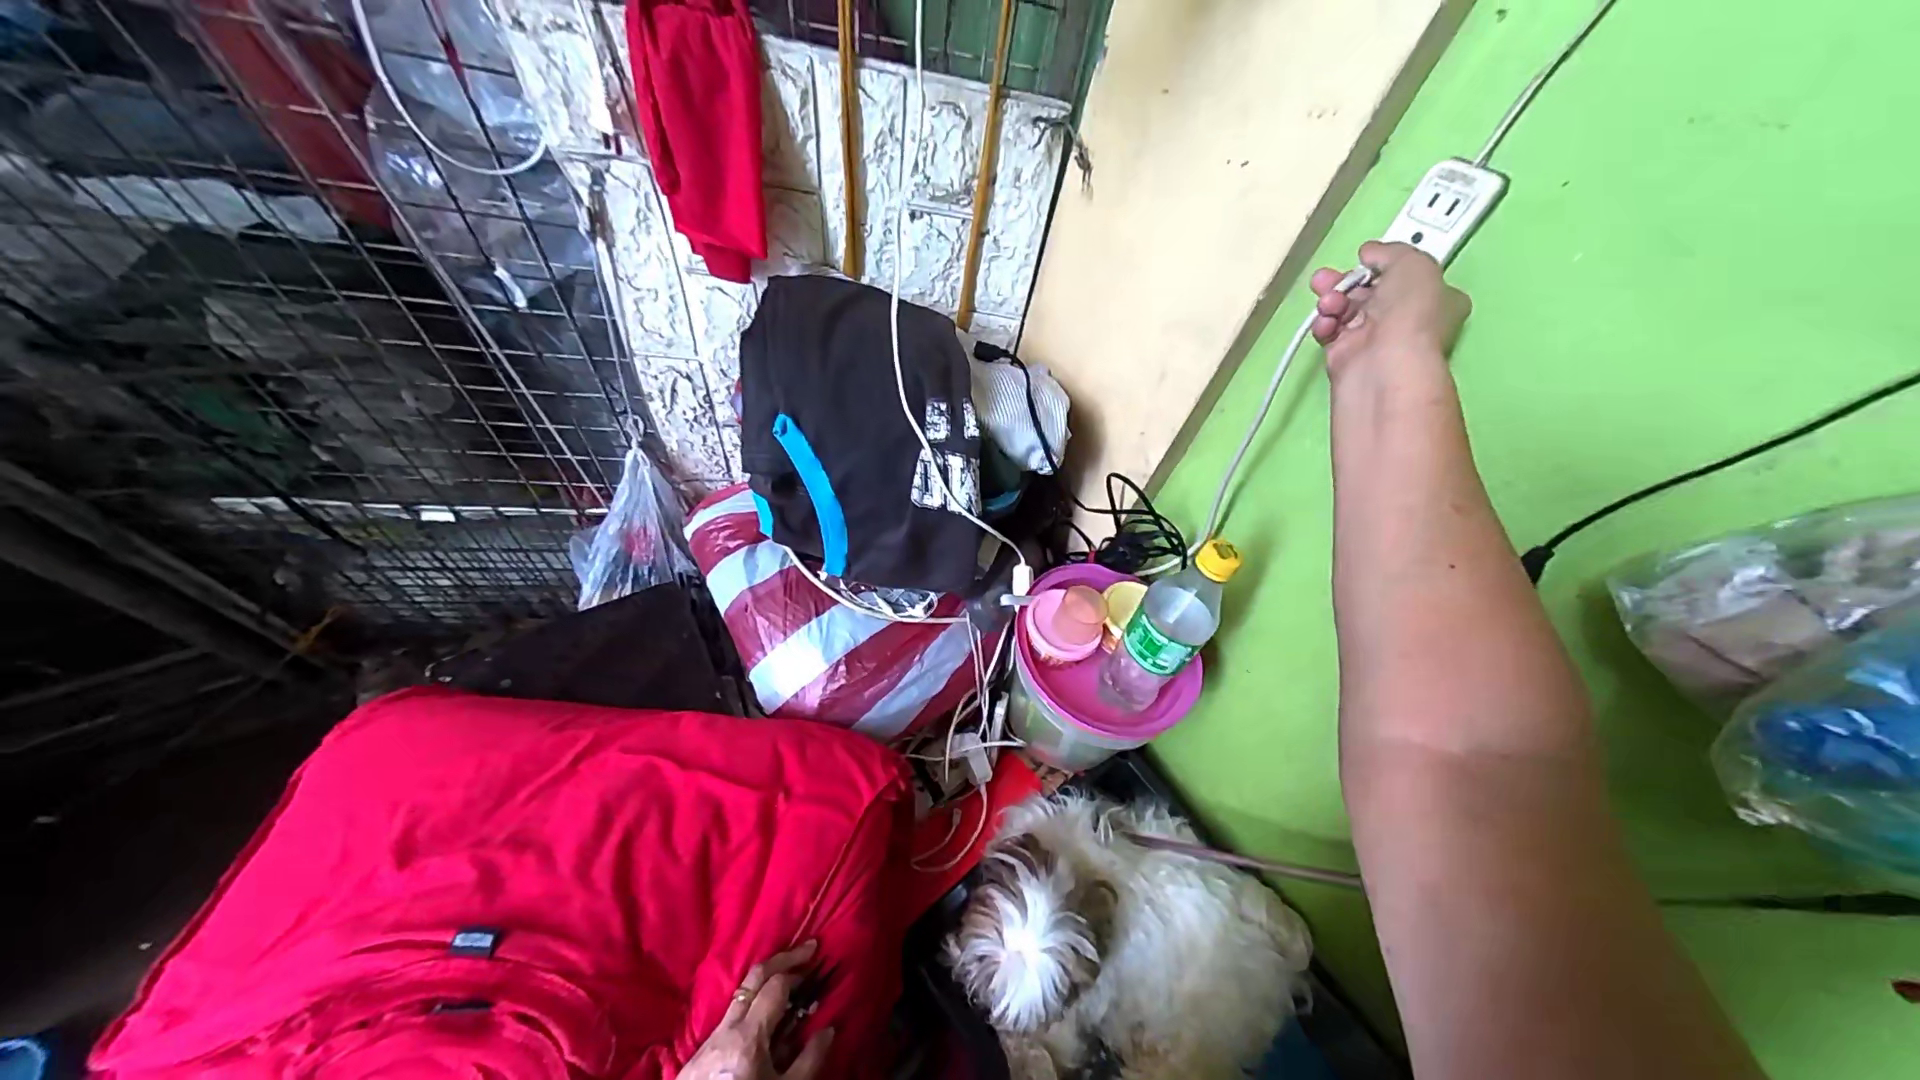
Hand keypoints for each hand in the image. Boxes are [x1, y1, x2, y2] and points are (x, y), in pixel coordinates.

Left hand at [678, 941, 833, 1079]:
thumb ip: (809, 1062)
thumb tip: (828, 1029)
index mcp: (749, 1037)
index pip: (776, 985)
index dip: (797, 968)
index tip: (816, 958)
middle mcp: (726, 1029)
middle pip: (753, 977)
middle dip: (782, 958)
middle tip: (805, 950)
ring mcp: (708, 1040)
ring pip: (738, 995)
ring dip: (764, 980)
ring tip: (787, 978)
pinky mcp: (697, 1055)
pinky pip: (729, 1016)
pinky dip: (750, 1004)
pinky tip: (762, 1015)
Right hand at [1309, 242, 1470, 374]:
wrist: (1384, 364)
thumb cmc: (1411, 312)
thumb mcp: (1413, 263)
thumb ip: (1390, 251)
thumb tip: (1369, 252)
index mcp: (1433, 297)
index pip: (1402, 276)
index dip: (1380, 266)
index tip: (1363, 261)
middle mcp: (1404, 319)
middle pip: (1367, 291)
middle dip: (1344, 282)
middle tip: (1324, 278)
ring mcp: (1373, 339)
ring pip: (1345, 310)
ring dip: (1331, 301)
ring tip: (1326, 303)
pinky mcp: (1346, 356)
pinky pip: (1331, 333)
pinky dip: (1324, 325)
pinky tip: (1325, 323)